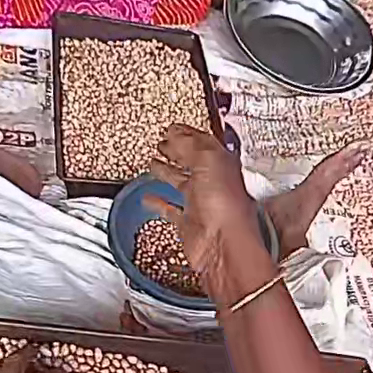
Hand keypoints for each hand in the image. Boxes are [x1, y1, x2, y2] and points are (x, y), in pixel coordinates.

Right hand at [147, 125, 268, 292]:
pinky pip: (170, 209)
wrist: (223, 245)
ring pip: (180, 183)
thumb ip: (190, 145)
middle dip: (176, 150)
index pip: (203, 143)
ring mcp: (200, 204)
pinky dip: (158, 202)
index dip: (187, 134)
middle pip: (192, 162)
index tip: (172, 127)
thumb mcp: (207, 161)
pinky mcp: (188, 223)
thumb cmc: (224, 205)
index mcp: (222, 165)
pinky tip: (148, 197)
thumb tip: (176, 133)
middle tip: (162, 142)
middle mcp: (213, 184)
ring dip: (166, 172)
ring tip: (153, 162)